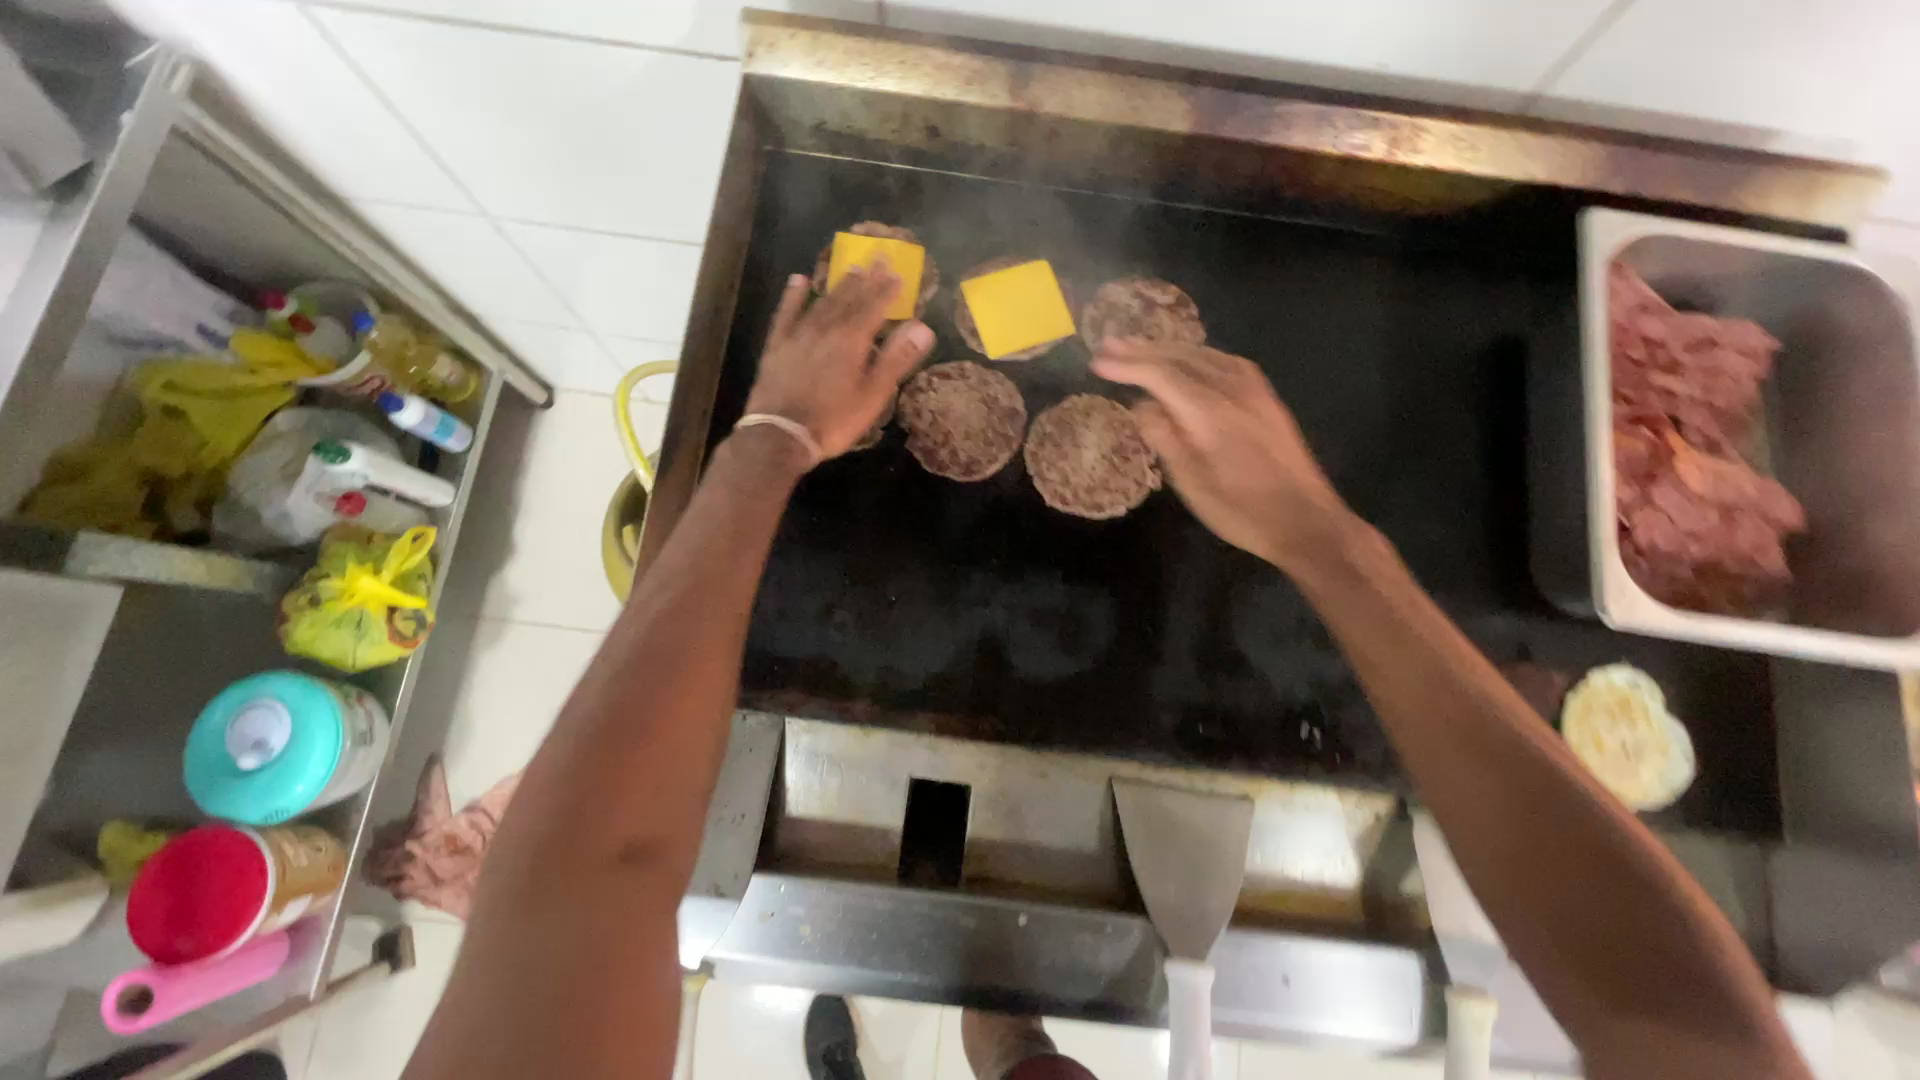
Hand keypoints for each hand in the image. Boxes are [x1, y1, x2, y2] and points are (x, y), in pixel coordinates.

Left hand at [742, 264, 934, 462]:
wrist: (780, 435)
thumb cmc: (833, 421)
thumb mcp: (872, 396)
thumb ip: (896, 359)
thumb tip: (923, 327)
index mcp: (851, 341)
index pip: (874, 307)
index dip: (887, 290)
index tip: (898, 271)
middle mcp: (825, 329)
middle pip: (849, 298)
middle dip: (866, 278)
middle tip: (877, 256)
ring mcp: (798, 335)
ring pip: (822, 303)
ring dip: (838, 285)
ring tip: (851, 267)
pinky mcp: (777, 346)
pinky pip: (786, 313)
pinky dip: (793, 296)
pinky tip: (799, 280)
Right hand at [1091, 338, 1356, 568]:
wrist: (1305, 521)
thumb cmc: (1241, 511)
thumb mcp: (1192, 483)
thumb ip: (1165, 437)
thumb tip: (1141, 405)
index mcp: (1210, 411)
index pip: (1160, 375)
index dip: (1127, 366)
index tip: (1097, 362)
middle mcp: (1233, 389)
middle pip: (1181, 357)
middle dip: (1142, 350)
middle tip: (1108, 345)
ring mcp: (1254, 390)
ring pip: (1204, 355)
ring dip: (1168, 349)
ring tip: (1139, 348)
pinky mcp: (1266, 398)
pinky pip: (1225, 362)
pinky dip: (1197, 355)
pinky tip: (1189, 359)